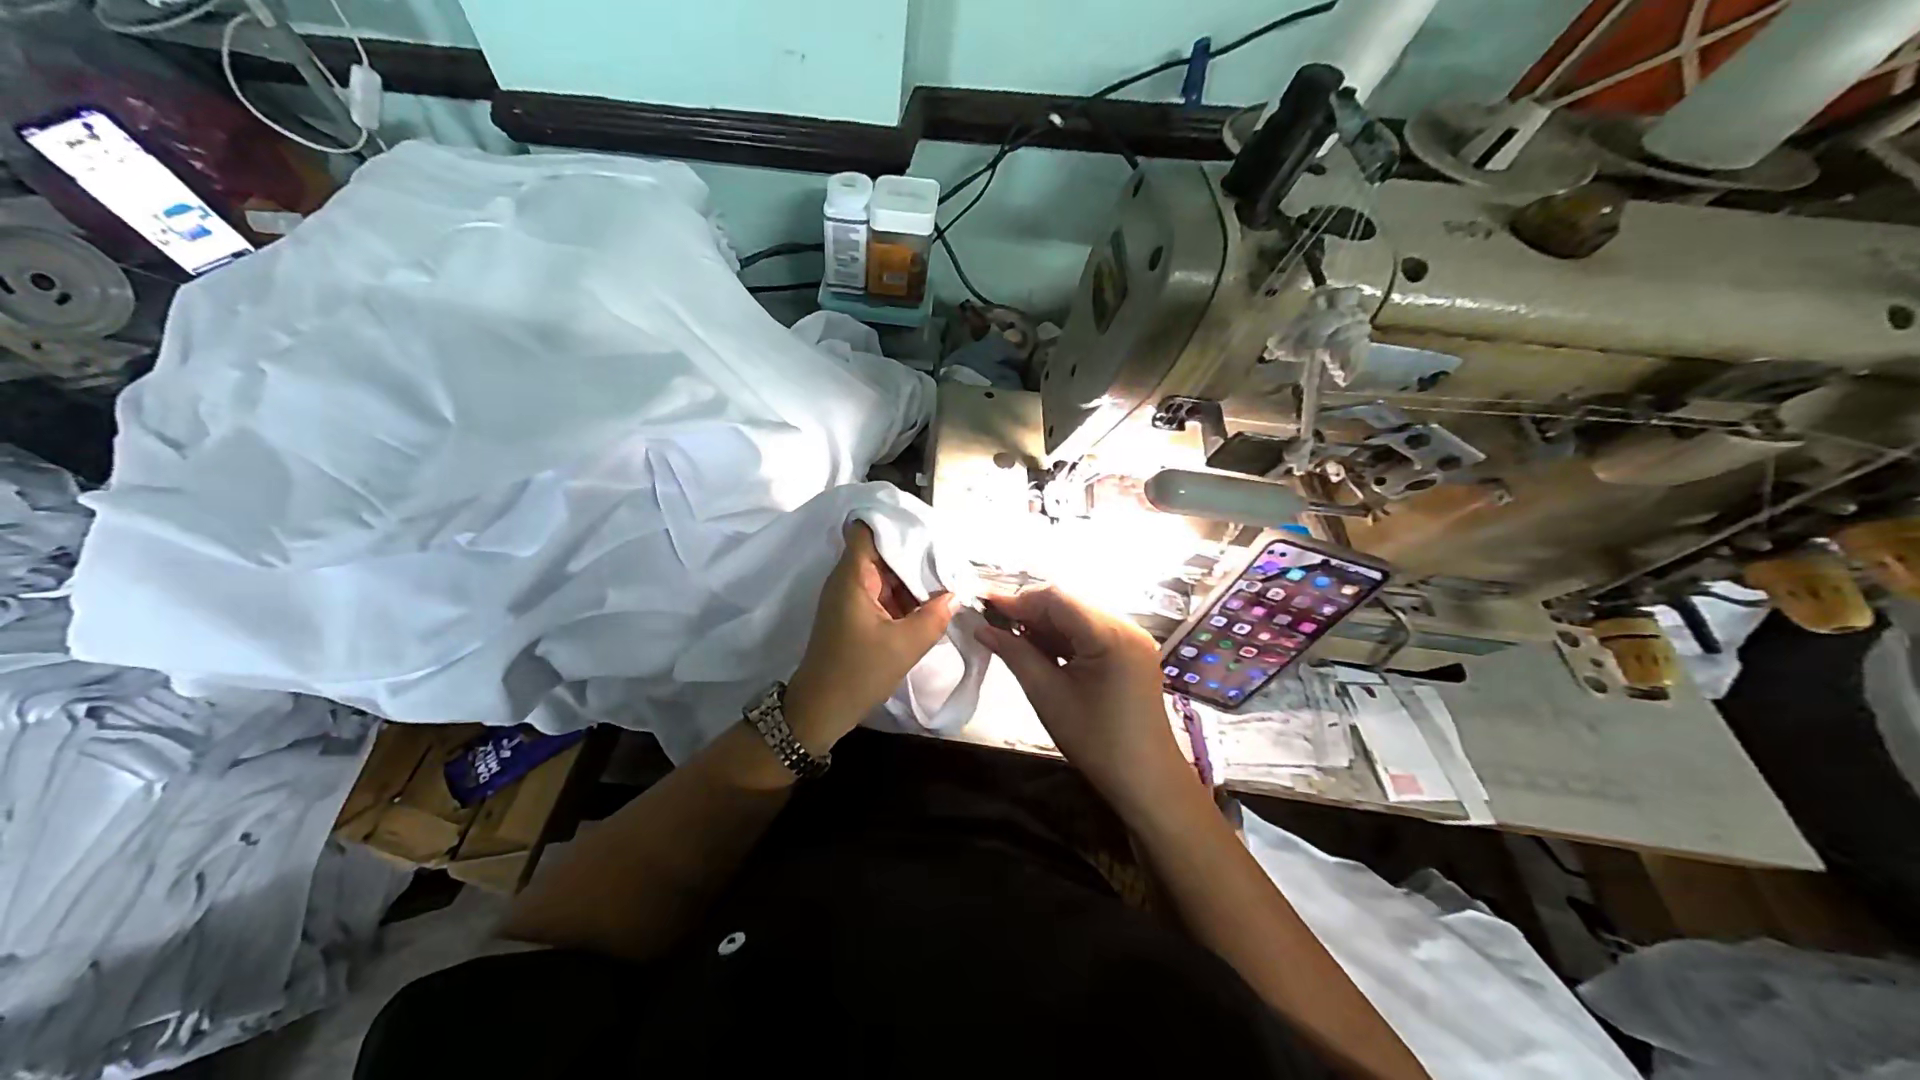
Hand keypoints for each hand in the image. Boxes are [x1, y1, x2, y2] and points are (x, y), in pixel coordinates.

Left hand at [786, 522, 956, 750]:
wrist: (821, 710)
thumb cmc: (857, 672)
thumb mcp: (904, 645)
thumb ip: (934, 616)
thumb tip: (956, 595)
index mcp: (852, 577)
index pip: (867, 529)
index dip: (894, 522)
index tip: (926, 526)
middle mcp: (848, 580)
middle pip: (881, 549)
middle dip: (914, 551)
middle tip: (949, 554)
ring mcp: (850, 598)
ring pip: (885, 573)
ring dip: (911, 576)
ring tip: (946, 576)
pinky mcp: (854, 614)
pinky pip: (883, 593)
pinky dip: (904, 595)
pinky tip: (930, 601)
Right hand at [973, 587, 1192, 813]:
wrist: (1146, 780)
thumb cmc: (1096, 741)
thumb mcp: (1048, 695)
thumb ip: (1015, 654)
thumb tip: (983, 629)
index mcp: (1110, 634)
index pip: (1056, 598)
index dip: (1017, 599)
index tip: (984, 606)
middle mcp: (1126, 626)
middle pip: (1068, 603)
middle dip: (1029, 611)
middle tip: (994, 624)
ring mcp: (1132, 638)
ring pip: (1078, 615)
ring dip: (1044, 623)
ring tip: (1011, 638)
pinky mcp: (1131, 651)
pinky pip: (1090, 631)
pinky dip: (1063, 636)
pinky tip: (1039, 649)